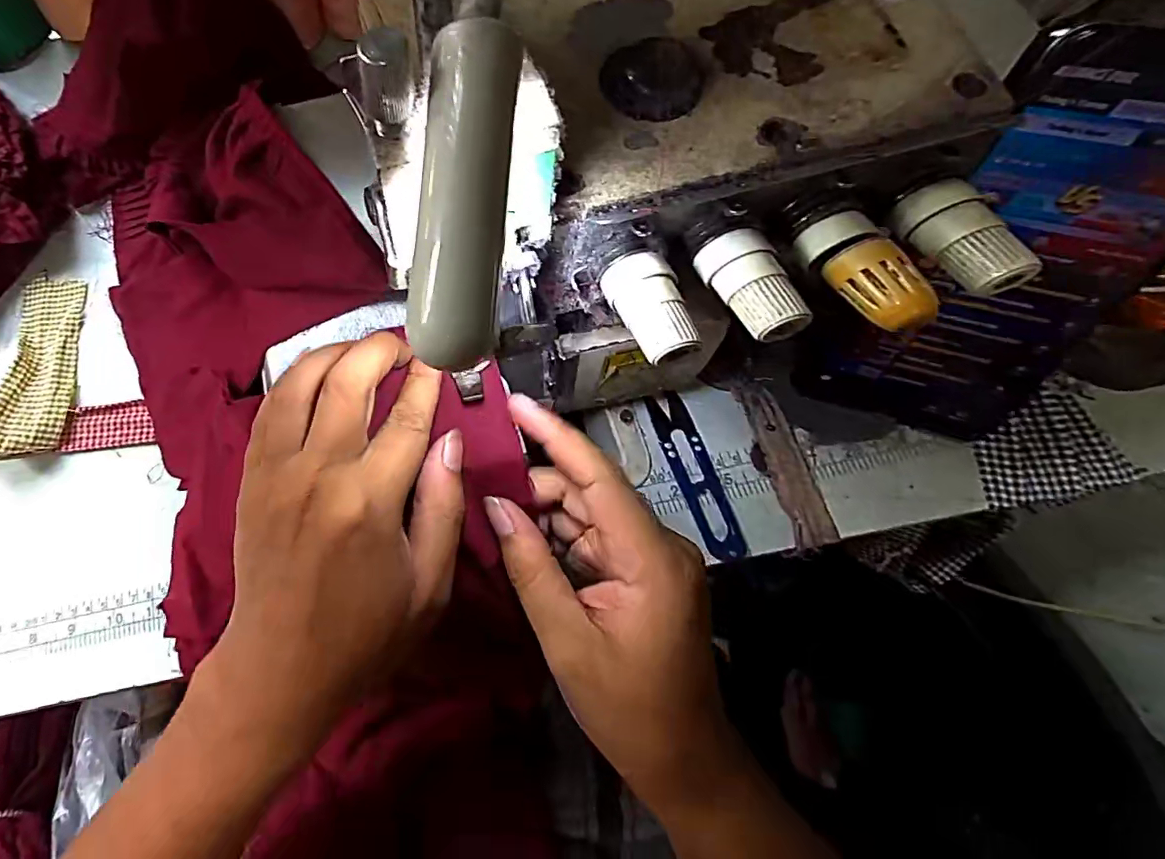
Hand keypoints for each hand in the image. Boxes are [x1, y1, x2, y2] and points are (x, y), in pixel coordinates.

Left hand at [200, 332, 465, 756]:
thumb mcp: (428, 584)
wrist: (279, 666)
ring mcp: (276, 469)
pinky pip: (271, 406)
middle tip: (405, 348)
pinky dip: (296, 379)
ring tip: (363, 352)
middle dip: (382, 349)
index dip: (428, 380)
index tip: (440, 360)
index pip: (407, 417)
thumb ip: (443, 505)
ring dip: (335, 353)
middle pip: (350, 380)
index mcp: (368, 501)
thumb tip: (449, 439)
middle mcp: (318, 472)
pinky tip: (319, 376)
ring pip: (301, 381)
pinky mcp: (251, 474)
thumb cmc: (363, 634)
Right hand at [483, 392, 732, 820]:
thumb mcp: (567, 640)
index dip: (555, 434)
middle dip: (534, 486)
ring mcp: (653, 557)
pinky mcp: (644, 572)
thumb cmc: (628, 709)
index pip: (597, 476)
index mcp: (649, 556)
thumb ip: (529, 566)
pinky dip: (559, 537)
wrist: (685, 762)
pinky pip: (594, 538)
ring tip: (494, 513)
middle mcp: (658, 544)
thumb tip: (495, 505)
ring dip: (543, 513)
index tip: (516, 403)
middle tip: (480, 487)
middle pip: (588, 493)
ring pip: (588, 514)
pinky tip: (523, 540)